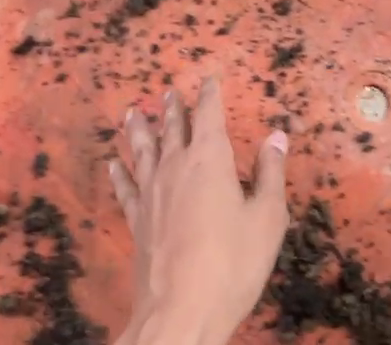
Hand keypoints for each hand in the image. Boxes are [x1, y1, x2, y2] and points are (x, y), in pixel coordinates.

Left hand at [108, 77, 290, 344]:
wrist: (181, 311)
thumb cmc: (233, 262)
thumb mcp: (267, 217)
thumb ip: (270, 173)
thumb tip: (276, 135)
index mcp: (210, 158)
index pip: (209, 114)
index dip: (210, 94)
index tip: (209, 78)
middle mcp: (177, 166)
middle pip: (173, 128)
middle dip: (173, 108)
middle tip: (168, 91)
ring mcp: (152, 193)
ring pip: (144, 151)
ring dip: (140, 129)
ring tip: (133, 112)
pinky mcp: (137, 221)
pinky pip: (126, 187)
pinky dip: (120, 173)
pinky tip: (114, 164)